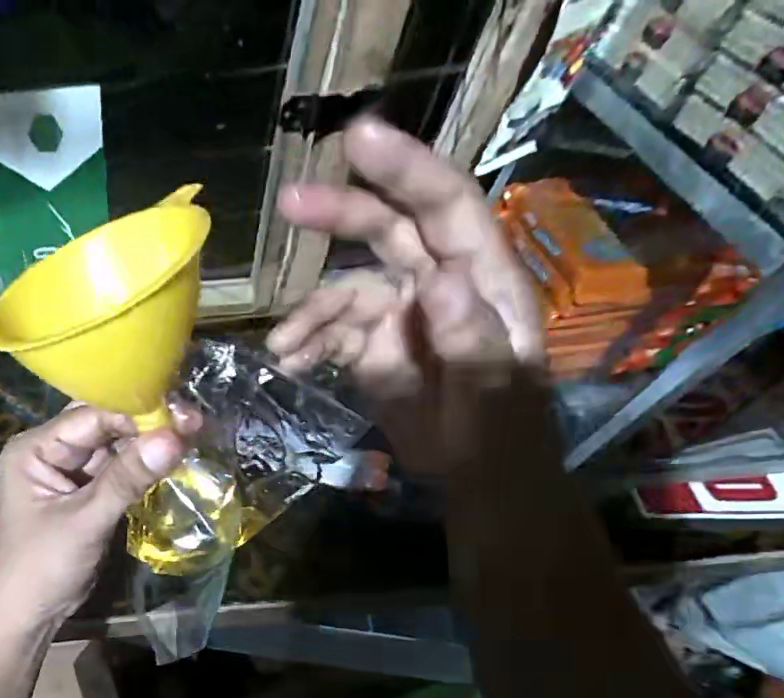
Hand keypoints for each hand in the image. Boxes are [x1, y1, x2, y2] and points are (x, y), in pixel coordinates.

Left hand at [0, 405, 185, 624]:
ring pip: (114, 446)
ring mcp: (68, 472)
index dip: (135, 413)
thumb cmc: (42, 566)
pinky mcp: (86, 492)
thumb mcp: (85, 521)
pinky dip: (142, 466)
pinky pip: (118, 469)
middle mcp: (50, 451)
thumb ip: (127, 479)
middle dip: (145, 423)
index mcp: (35, 448)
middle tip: (193, 421)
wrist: (27, 614)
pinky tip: (174, 457)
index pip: (90, 417)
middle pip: (103, 425)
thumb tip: (173, 438)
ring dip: (148, 443)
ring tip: (193, 434)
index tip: (181, 414)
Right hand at [265, 116, 543, 411]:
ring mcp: (398, 315)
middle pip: (387, 232)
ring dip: (311, 312)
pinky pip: (330, 334)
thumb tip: (437, 281)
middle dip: (339, 214)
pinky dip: (308, 345)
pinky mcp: (370, 347)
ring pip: (345, 291)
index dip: (405, 168)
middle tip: (289, 203)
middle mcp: (436, 284)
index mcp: (480, 280)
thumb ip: (473, 338)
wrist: (475, 473)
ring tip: (284, 347)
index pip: (445, 207)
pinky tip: (291, 363)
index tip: (358, 138)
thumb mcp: (495, 390)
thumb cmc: (499, 430)